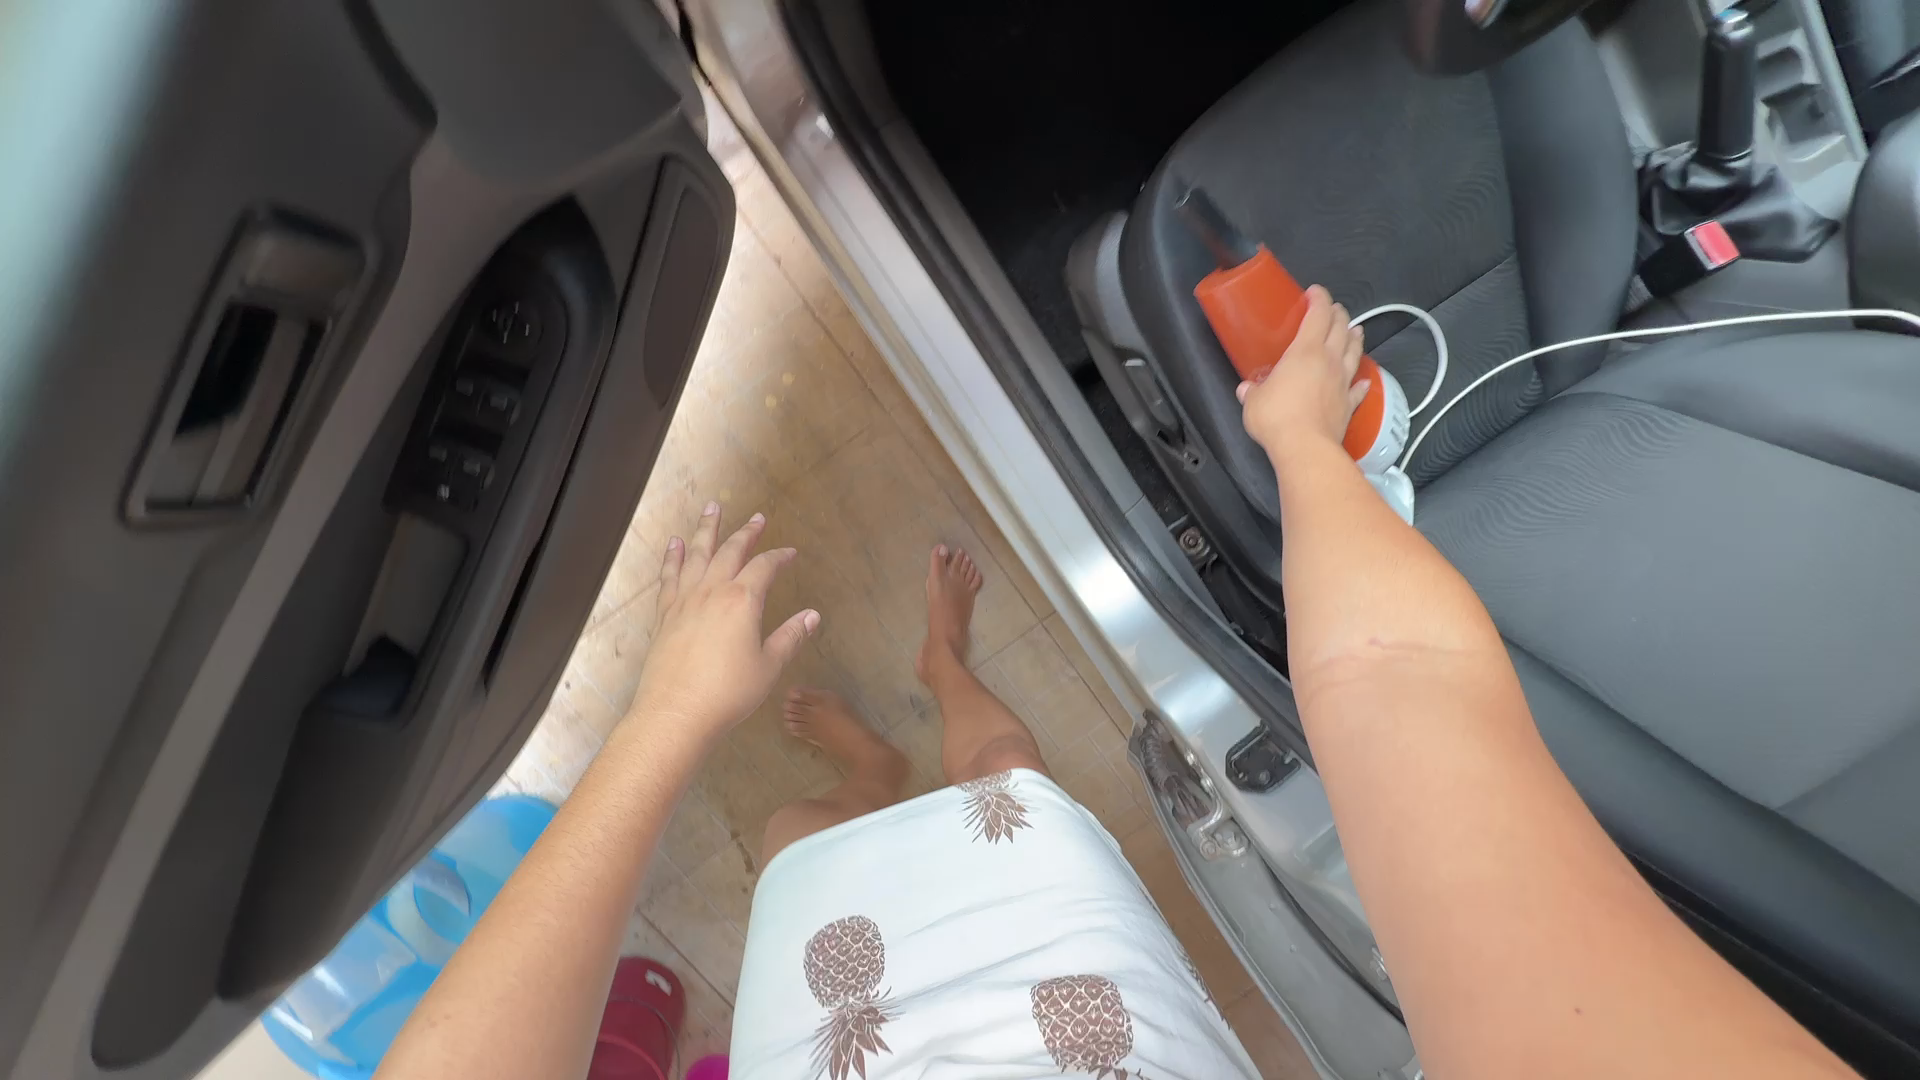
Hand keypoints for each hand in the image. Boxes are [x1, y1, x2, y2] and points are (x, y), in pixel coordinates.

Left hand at [628, 502, 818, 743]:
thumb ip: (790, 637)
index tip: (790, 553)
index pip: (764, 568)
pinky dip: (673, 557)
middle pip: (731, 552)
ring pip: (697, 555)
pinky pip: (669, 576)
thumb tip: (812, 615)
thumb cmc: (728, 692)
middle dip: (747, 533)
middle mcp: (712, 592)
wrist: (675, 714)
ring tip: (712, 509)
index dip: (779, 557)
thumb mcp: (769, 666)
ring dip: (706, 530)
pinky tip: (675, 544)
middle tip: (757, 518)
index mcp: (742, 601)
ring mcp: (684, 601)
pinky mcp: (664, 615)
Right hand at [1237, 285, 1367, 455]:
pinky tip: (1362, 380)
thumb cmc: (1276, 417)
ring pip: (1354, 352)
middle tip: (1333, 310)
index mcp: (1305, 352)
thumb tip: (1246, 389)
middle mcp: (1329, 361)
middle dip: (1337, 315)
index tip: (1314, 292)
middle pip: (1340, 329)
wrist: (1305, 446)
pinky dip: (1361, 381)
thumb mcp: (1253, 402)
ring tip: (1355, 330)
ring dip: (1354, 338)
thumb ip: (1252, 391)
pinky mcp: (1349, 404)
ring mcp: (1342, 382)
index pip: (1317, 315)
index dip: (1318, 299)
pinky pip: (1358, 388)